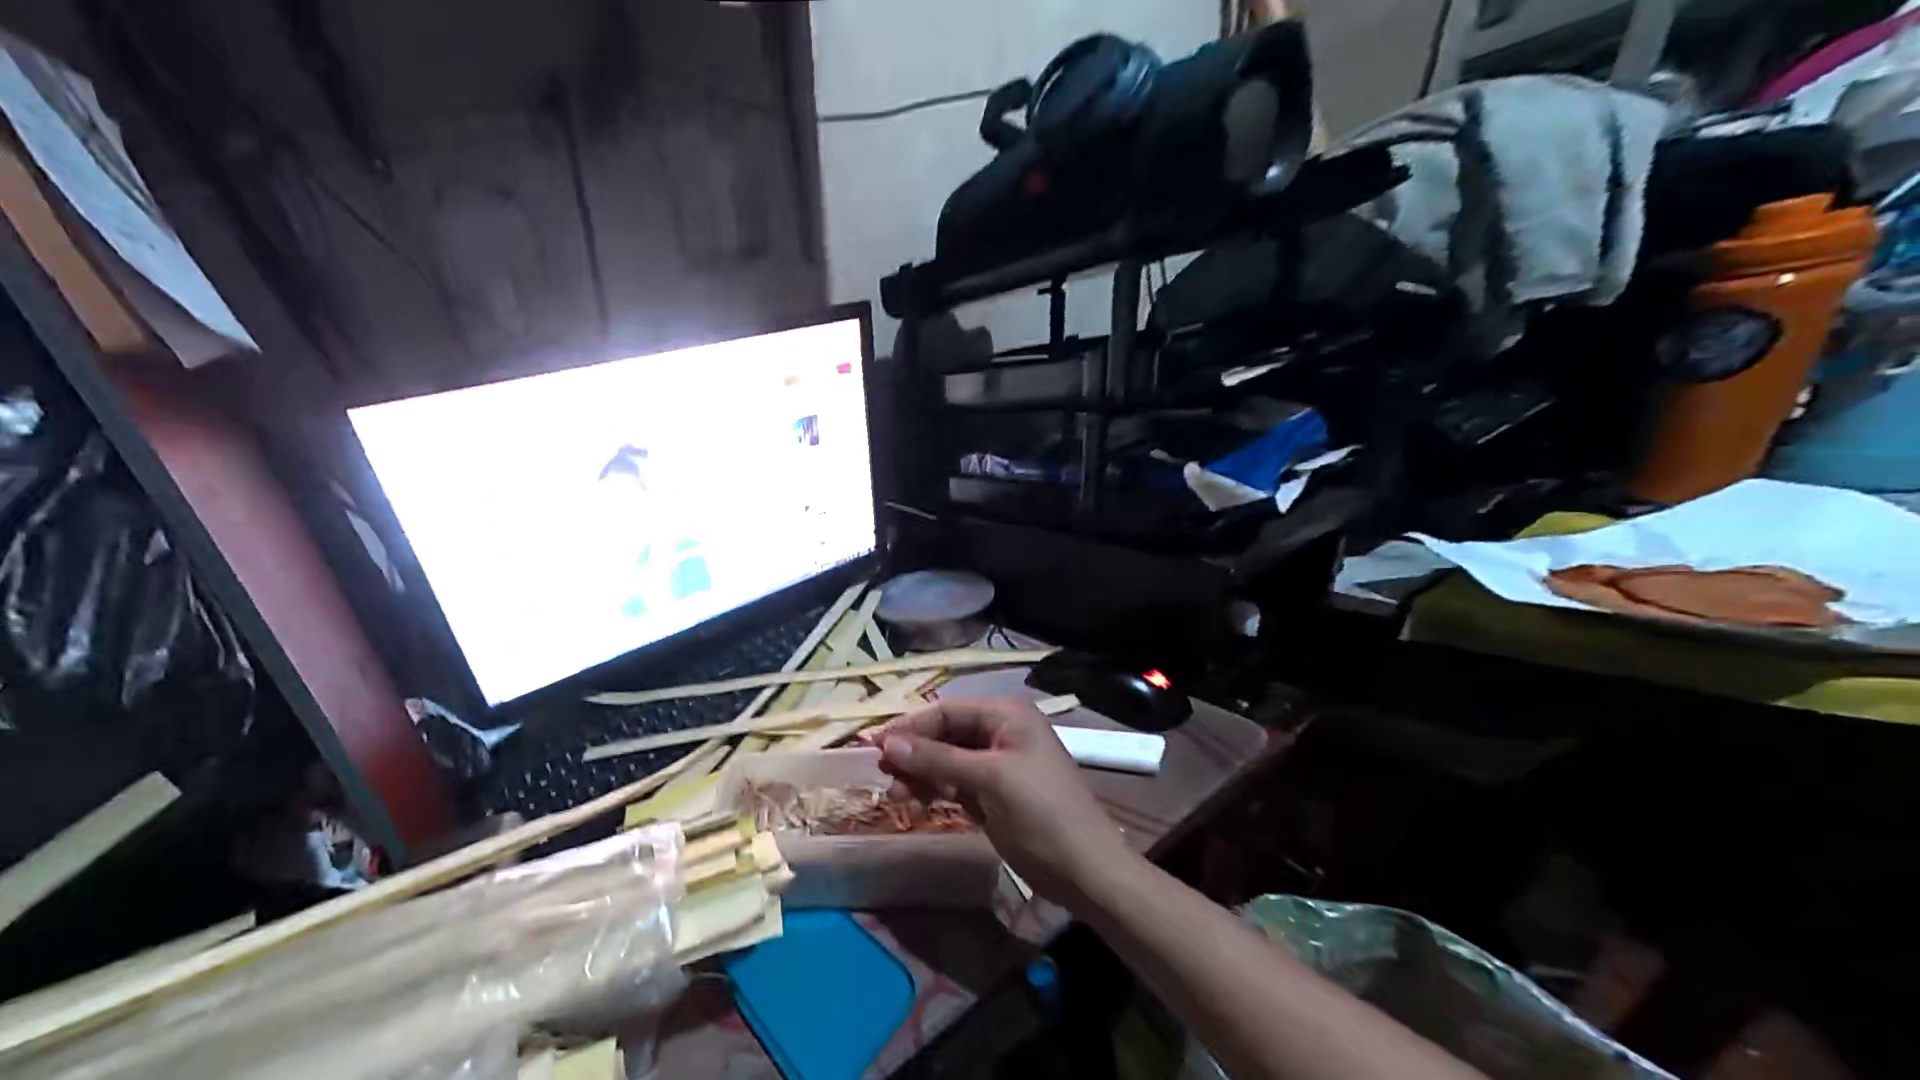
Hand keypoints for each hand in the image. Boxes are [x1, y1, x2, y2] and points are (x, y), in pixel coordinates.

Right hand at [876, 697, 1133, 904]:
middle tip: (883, 776)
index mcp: (1007, 716)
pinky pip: (955, 783)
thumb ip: (937, 759)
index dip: (911, 727)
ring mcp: (998, 765)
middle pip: (945, 734)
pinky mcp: (994, 794)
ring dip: (920, 775)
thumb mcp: (989, 780)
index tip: (875, 747)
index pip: (947, 711)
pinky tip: (916, 803)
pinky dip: (935, 791)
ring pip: (946, 760)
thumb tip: (888, 743)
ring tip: (895, 797)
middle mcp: (1001, 733)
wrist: (1085, 869)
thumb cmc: (1041, 813)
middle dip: (914, 753)